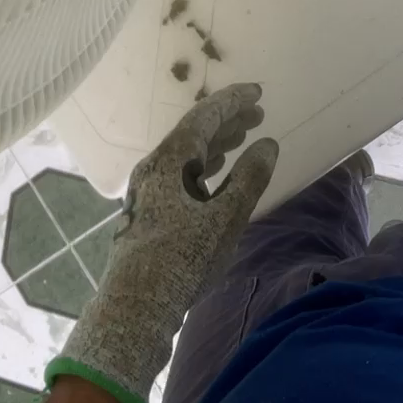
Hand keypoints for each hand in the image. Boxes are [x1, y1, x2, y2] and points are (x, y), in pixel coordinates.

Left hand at [47, 84, 278, 402]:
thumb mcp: (225, 218)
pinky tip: (218, 175)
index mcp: (170, 160)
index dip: (233, 101)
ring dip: (217, 142)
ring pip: (187, 154)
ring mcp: (148, 190)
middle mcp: (155, 167)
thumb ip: (250, 178)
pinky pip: (182, 173)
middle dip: (228, 120)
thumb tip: (268, 144)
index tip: (257, 92)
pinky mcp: (149, 212)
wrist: (134, 310)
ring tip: (244, 137)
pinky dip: (205, 165)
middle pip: (194, 132)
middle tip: (258, 115)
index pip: (204, 117)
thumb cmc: (181, 259)